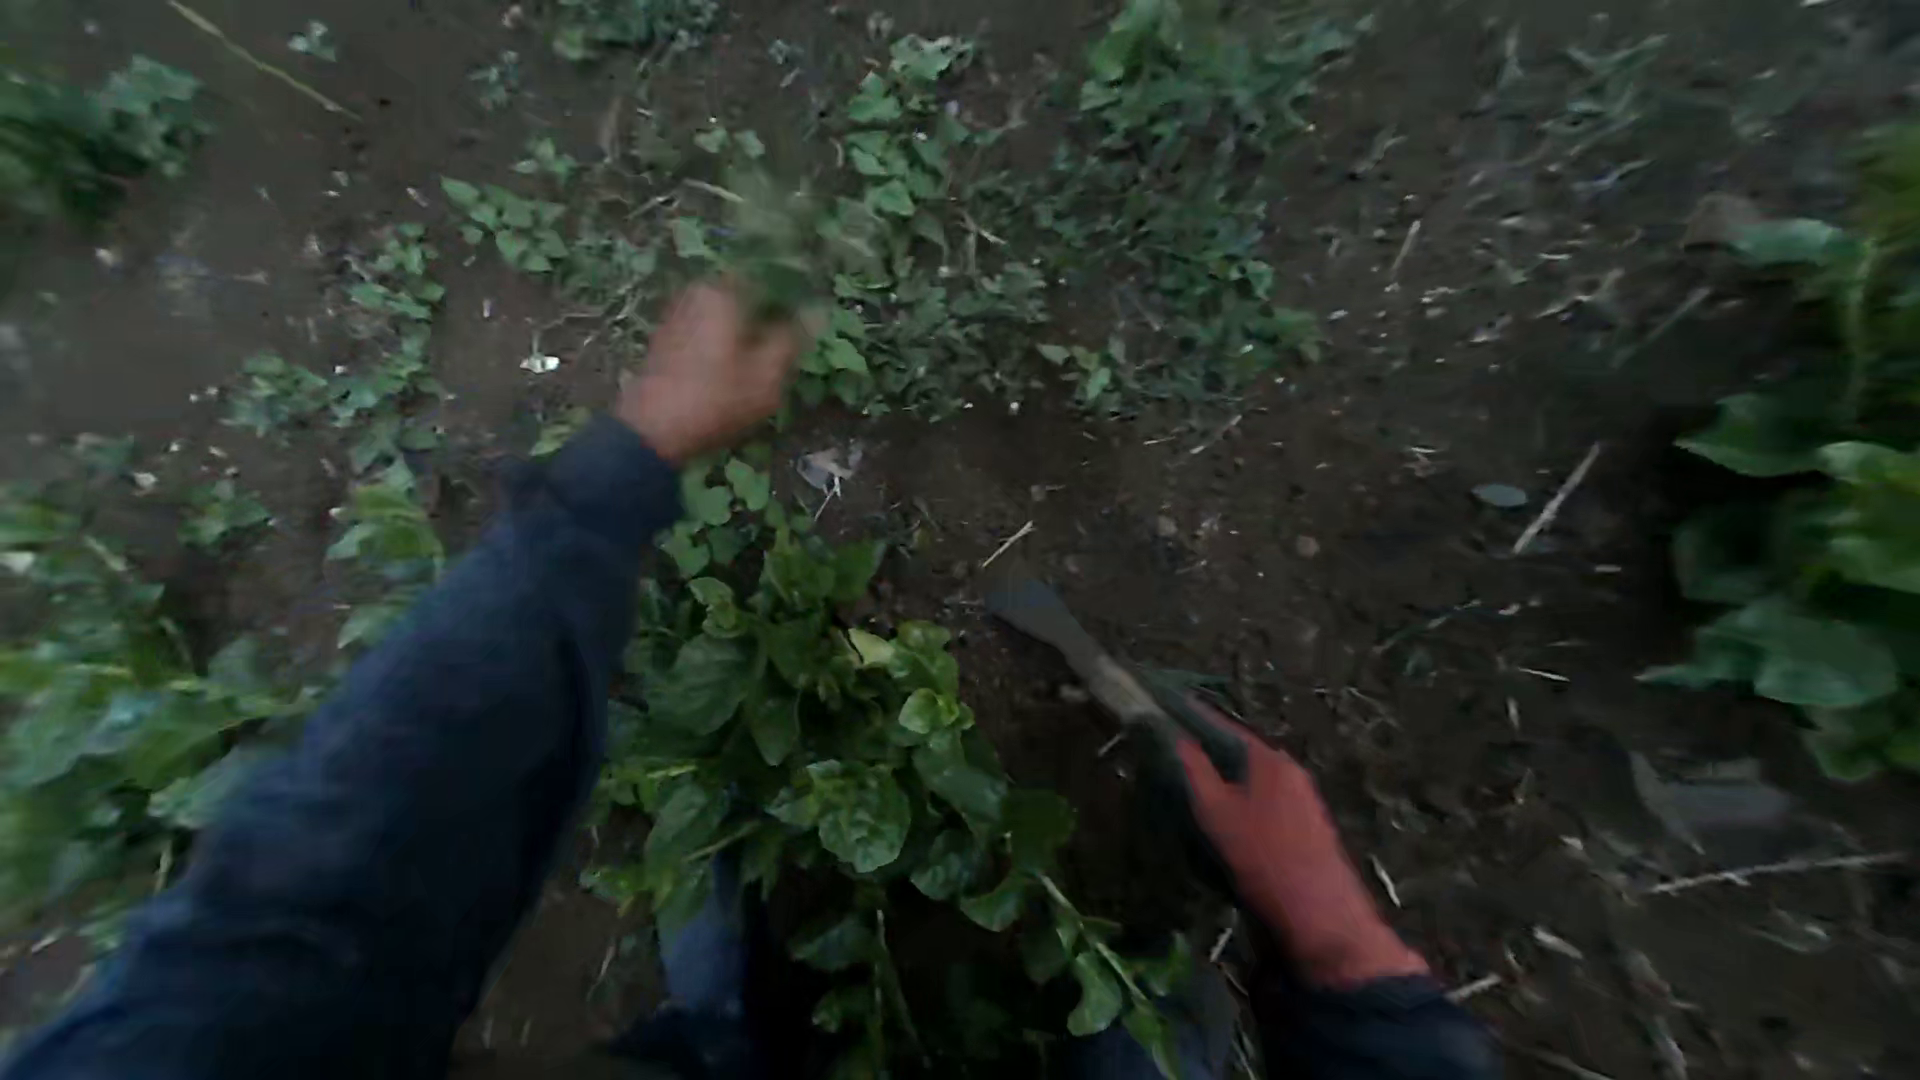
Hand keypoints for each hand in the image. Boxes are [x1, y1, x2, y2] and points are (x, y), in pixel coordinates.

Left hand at [616, 283, 803, 463]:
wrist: (655, 430)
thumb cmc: (718, 400)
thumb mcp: (767, 375)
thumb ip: (792, 340)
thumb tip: (817, 313)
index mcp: (723, 294)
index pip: (768, 279)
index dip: (793, 296)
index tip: (810, 316)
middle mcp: (696, 294)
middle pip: (744, 297)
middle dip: (767, 315)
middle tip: (789, 343)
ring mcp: (677, 316)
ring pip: (724, 315)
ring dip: (746, 331)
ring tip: (765, 359)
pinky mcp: (666, 340)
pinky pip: (707, 331)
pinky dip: (724, 343)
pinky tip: (735, 369)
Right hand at [1174, 706, 1428, 988]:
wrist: (1323, 919)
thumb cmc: (1261, 856)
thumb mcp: (1215, 809)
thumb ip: (1194, 768)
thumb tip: (1177, 736)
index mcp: (1268, 758)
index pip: (1221, 724)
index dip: (1191, 715)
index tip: (1164, 706)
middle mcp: (1289, 768)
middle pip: (1238, 747)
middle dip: (1206, 744)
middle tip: (1172, 743)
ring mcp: (1302, 797)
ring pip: (1250, 773)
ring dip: (1222, 771)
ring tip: (1191, 774)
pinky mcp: (1306, 824)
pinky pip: (1263, 794)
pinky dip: (1238, 792)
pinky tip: (1222, 808)